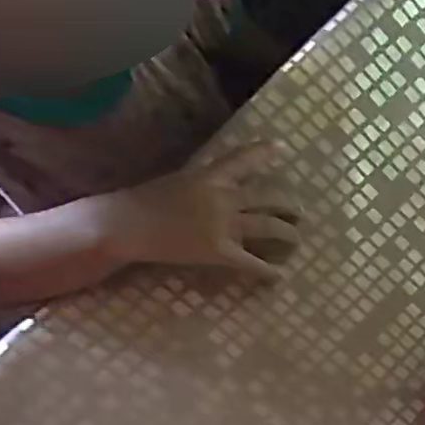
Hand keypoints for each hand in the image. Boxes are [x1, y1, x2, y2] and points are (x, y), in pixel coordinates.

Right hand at [99, 145, 301, 279]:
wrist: (124, 225)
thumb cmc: (145, 203)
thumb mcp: (178, 181)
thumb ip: (203, 183)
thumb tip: (223, 186)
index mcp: (208, 176)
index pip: (242, 159)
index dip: (264, 152)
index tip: (283, 148)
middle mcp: (222, 197)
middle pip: (268, 197)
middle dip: (289, 205)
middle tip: (300, 212)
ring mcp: (224, 225)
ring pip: (270, 227)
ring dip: (289, 234)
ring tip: (297, 239)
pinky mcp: (221, 251)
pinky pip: (255, 263)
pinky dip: (270, 271)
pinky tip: (280, 276)